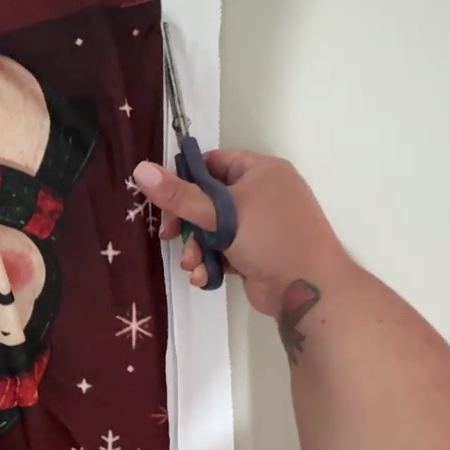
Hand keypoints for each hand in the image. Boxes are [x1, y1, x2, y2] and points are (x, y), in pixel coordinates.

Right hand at [130, 150, 351, 316]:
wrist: (309, 287)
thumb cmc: (269, 238)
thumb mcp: (219, 214)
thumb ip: (178, 195)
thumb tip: (140, 169)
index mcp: (260, 171)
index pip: (212, 163)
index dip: (185, 180)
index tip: (165, 202)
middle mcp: (261, 193)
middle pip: (206, 200)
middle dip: (187, 224)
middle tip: (170, 237)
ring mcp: (259, 223)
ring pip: (212, 229)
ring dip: (196, 248)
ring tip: (193, 265)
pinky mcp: (256, 250)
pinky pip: (223, 249)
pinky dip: (211, 262)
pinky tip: (205, 276)